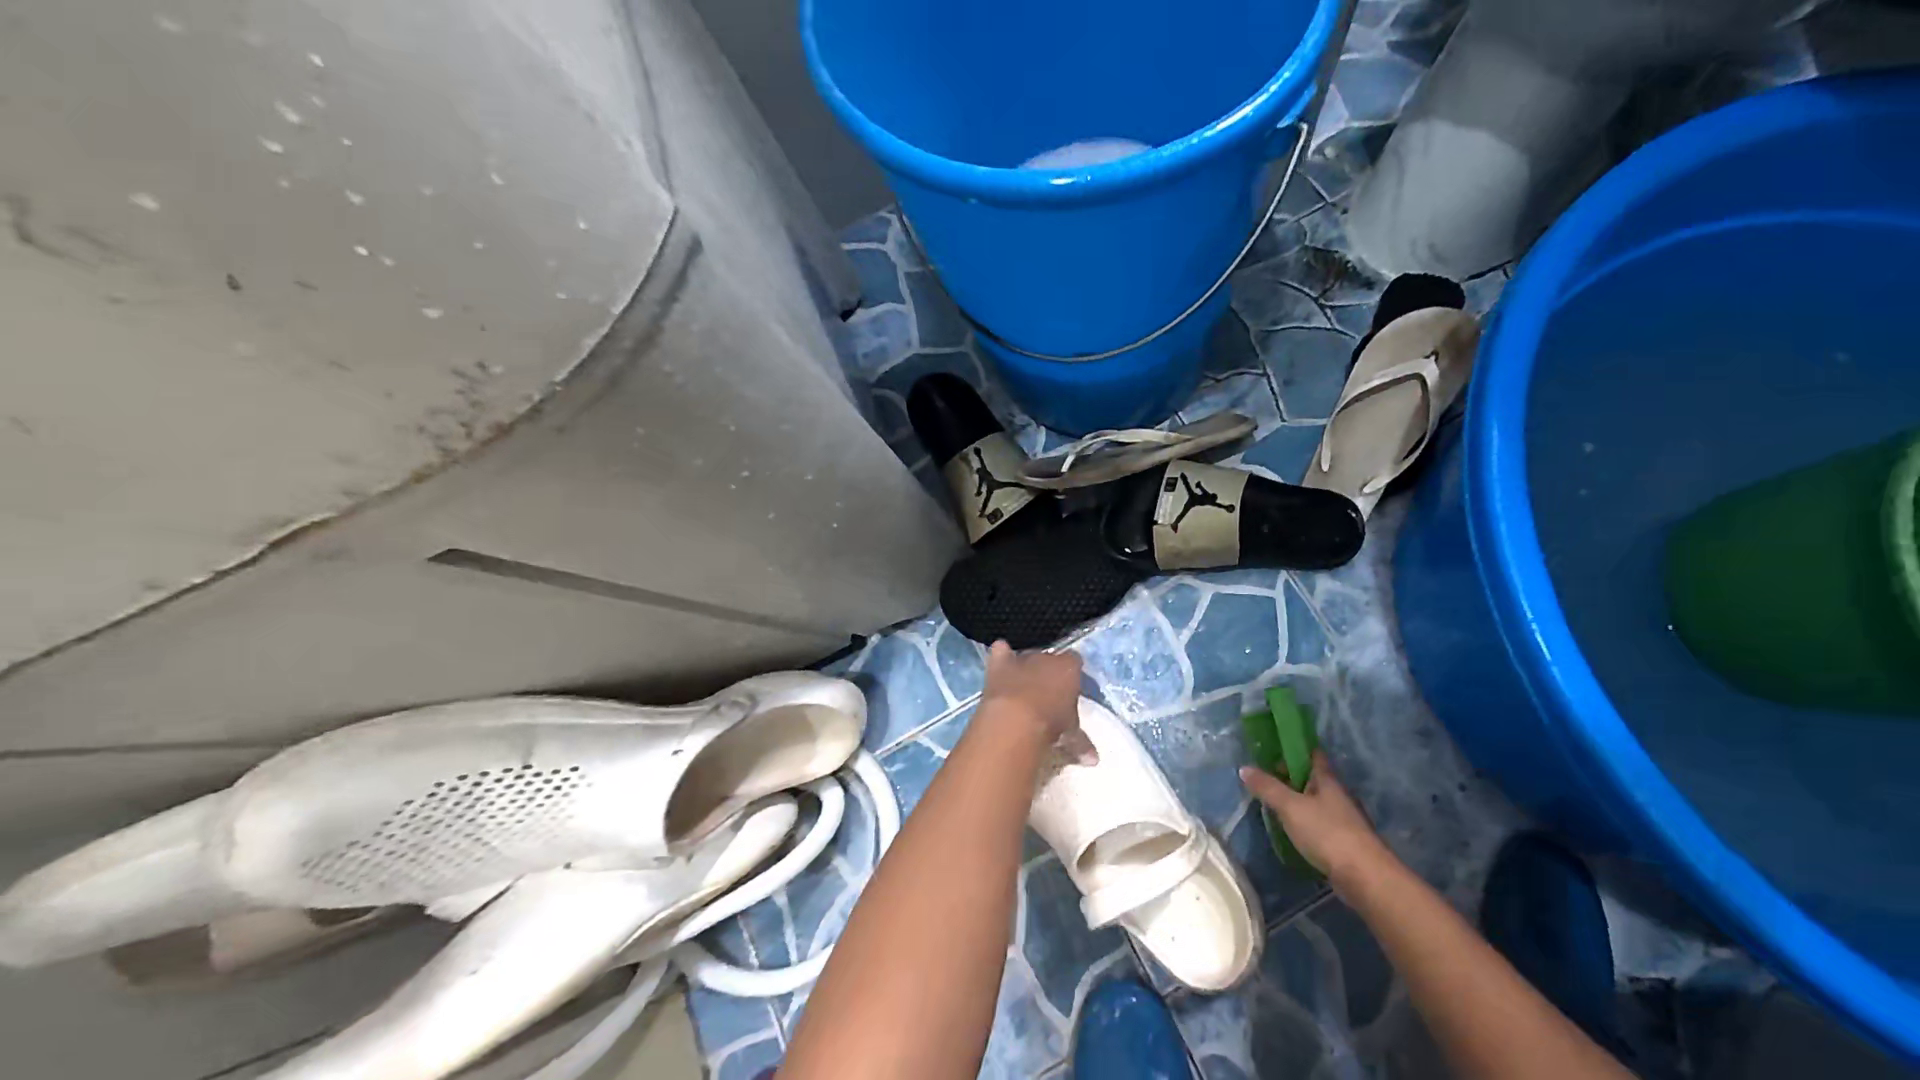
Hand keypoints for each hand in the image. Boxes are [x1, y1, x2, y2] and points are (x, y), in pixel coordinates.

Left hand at [979, 642, 1095, 764]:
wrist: (1015, 719)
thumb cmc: (1050, 724)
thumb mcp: (1071, 734)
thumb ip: (1080, 741)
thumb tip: (1091, 758)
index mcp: (1069, 669)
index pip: (1075, 661)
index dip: (1071, 674)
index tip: (1069, 690)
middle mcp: (1046, 658)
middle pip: (1049, 659)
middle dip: (1048, 674)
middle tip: (1046, 696)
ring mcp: (1021, 659)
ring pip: (1026, 655)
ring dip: (1025, 668)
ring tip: (1023, 687)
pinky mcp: (998, 665)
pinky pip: (1000, 650)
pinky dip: (1002, 655)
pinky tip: (1001, 662)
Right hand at [1240, 751, 1390, 888]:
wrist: (1365, 877)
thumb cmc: (1327, 833)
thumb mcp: (1290, 807)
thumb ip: (1267, 787)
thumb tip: (1244, 767)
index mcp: (1327, 780)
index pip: (1312, 754)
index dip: (1294, 748)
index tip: (1272, 746)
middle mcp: (1336, 795)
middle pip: (1311, 777)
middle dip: (1289, 774)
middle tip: (1262, 775)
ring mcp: (1341, 819)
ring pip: (1314, 801)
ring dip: (1295, 799)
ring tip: (1269, 800)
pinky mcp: (1342, 840)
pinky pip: (1317, 822)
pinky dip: (1302, 820)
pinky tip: (1287, 826)